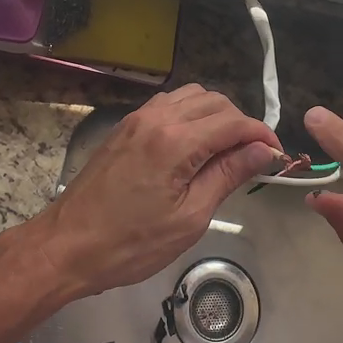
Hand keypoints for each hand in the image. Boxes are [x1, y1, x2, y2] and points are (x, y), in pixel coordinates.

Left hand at [23, 84, 280, 298]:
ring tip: (226, 151)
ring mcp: (138, 117)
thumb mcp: (189, 218)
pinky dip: (191, 115)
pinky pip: (169, 105)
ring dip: (215, 115)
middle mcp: (158, 116)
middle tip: (253, 157)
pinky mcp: (126, 126)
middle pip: (215, 101)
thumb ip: (228, 176)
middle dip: (240, 124)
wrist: (66, 246)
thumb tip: (263, 151)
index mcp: (176, 140)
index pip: (233, 122)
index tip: (276, 156)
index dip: (261, 135)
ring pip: (192, 96)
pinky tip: (195, 146)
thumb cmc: (130, 244)